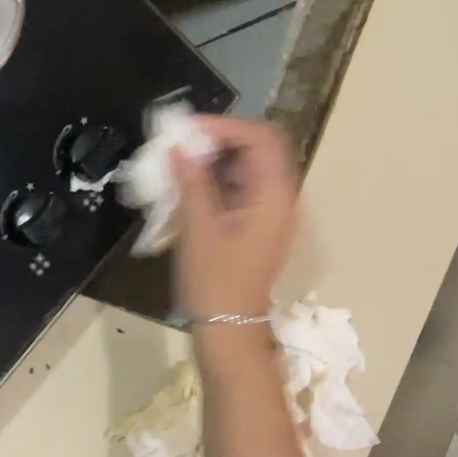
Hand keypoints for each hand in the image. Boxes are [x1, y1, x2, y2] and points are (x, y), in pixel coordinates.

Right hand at [173, 116, 299, 320]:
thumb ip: (191, 183)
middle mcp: (280, 199)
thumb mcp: (198, 230)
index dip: (223, 127)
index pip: (259, 139)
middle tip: (179, 145)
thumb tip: (179, 148)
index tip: (185, 132)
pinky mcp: (255, 229)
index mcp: (274, 196)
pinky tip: (186, 190)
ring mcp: (269, 215)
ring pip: (246, 171)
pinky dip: (214, 183)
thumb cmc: (214, 282)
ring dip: (213, 162)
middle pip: (256, 151)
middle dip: (217, 142)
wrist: (228, 329)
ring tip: (177, 165)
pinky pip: (239, 192)